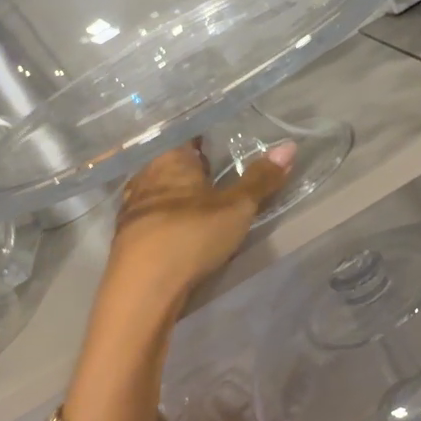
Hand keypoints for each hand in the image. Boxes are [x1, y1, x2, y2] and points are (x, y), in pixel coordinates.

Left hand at [103, 141, 293, 303]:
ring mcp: (133, 204)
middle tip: (226, 164)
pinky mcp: (130, 233)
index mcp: (168, 156)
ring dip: (183, 189)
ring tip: (208, 193)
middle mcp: (145, 173)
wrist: (142, 289)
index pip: (189, 130)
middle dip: (197, 162)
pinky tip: (185, 221)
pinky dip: (172, 212)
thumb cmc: (190, 235)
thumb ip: (260, 178)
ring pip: (163, 186)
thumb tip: (290, 146)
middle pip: (174, 158)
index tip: (229, 133)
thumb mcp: (236, 208)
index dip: (208, 131)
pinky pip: (156, 211)